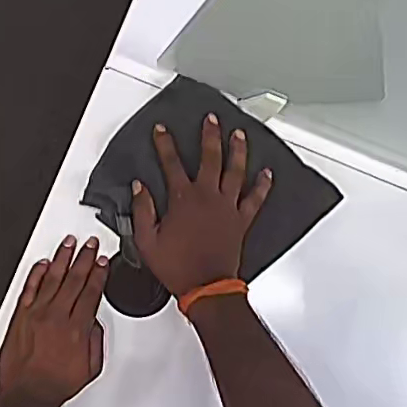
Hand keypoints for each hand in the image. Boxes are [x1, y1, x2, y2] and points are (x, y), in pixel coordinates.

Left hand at [0, 235, 107, 406]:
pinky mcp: (20, 315)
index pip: (91, 292)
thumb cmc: (54, 384)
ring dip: (62, 258)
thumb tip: (94, 321)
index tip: (102, 262)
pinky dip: (37, 273)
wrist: (26, 393)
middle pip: (74, 279)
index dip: (99, 273)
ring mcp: (36, 313)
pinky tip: (44, 263)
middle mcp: (56, 317)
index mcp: (76, 329)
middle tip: (90, 244)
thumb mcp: (90, 368)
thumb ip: (95, 340)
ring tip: (69, 243)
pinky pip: (30, 288)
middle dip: (85, 258)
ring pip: (52, 277)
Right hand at [132, 113, 272, 295]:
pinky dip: (263, 185)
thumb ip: (143, 210)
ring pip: (236, 171)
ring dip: (237, 150)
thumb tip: (139, 188)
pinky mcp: (241, 221)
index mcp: (183, 200)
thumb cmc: (177, 266)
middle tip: (211, 120)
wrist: (206, 286)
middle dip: (209, 136)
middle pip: (211, 158)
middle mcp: (208, 198)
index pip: (172, 163)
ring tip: (238, 134)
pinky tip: (267, 173)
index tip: (162, 130)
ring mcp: (228, 208)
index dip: (165, 144)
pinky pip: (255, 198)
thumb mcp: (146, 239)